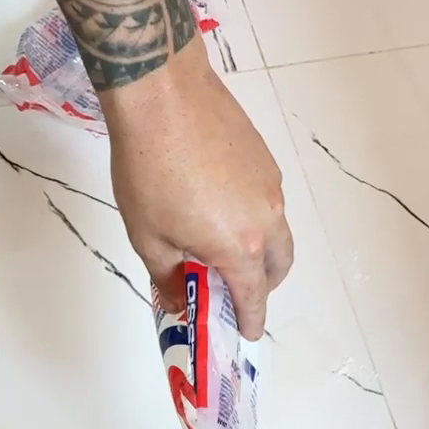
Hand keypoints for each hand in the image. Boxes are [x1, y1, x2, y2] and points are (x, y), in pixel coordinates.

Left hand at [102, 43, 292, 339]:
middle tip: (234, 289)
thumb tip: (180, 301)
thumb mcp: (148, 237)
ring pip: (278, 233)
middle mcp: (267, 219)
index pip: (254, 298)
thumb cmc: (148, 171)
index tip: (246, 333)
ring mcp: (270, 186)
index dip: (250, 320)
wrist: (162, 95)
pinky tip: (220, 205)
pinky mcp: (265, 160)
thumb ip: (169, 278)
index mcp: (241, 248)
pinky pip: (269, 202)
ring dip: (260, 251)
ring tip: (223, 245)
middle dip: (262, 287)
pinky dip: (255, 218)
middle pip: (280, 267)